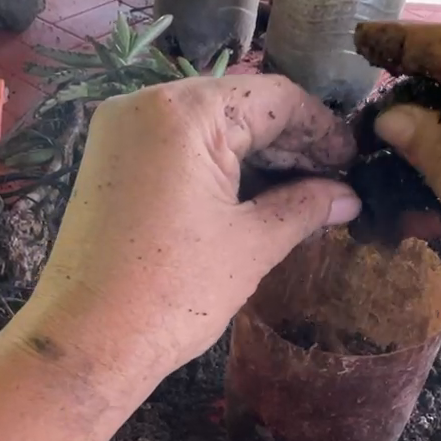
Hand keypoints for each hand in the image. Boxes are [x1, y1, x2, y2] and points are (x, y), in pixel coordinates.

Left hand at [7, 75, 358, 400]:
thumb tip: (348, 196)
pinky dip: (214, 170)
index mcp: (183, 111)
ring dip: (253, 159)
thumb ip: (304, 208)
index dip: (322, 130)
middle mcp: (143, 104)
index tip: (354, 162)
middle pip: (237, 109)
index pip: (274, 98)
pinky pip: (174, 151)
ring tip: (299, 196)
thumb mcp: (251, 245)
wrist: (87, 342)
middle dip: (288, 145)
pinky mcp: (106, 165)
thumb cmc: (173, 294)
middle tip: (332, 184)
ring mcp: (118, 134)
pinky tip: (249, 198)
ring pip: (205, 130)